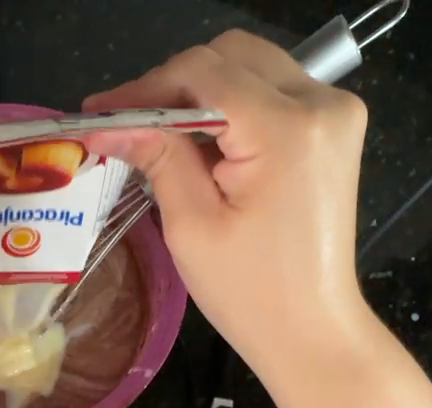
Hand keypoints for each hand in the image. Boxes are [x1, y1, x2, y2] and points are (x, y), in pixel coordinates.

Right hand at [83, 32, 373, 362]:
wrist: (309, 327)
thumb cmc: (248, 292)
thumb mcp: (191, 227)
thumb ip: (159, 159)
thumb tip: (111, 124)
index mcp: (286, 128)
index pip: (204, 74)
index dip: (144, 88)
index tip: (98, 114)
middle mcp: (321, 102)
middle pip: (231, 56)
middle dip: (171, 83)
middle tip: (124, 123)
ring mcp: (334, 111)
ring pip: (252, 67)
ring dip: (198, 92)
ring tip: (154, 133)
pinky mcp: (332, 128)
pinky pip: (271, 92)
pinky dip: (228, 106)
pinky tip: (198, 142)